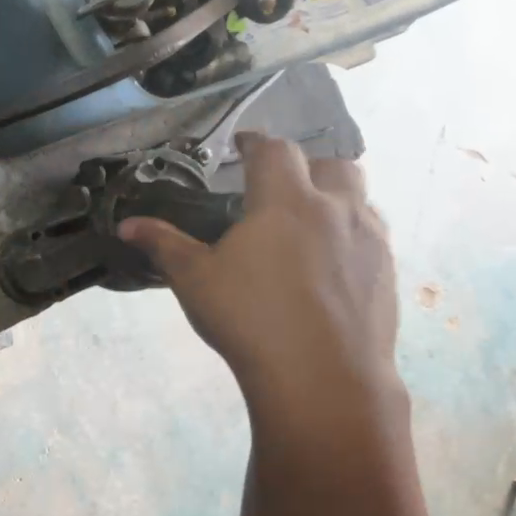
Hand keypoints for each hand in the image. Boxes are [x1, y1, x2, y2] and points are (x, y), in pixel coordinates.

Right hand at [120, 133, 397, 399]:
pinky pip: (368, 235)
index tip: (242, 145)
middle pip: (333, 166)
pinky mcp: (387, 271)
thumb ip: (163, 244)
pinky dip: (344, 233)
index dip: (256, 143)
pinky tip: (319, 263)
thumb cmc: (248, 315)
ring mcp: (370, 241)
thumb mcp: (192, 278)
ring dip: (330, 199)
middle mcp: (337, 210)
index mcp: (286, 203)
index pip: (276, 152)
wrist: (321, 372)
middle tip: (274, 186)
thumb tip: (129, 225)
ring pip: (358, 199)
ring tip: (297, 224)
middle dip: (304, 167)